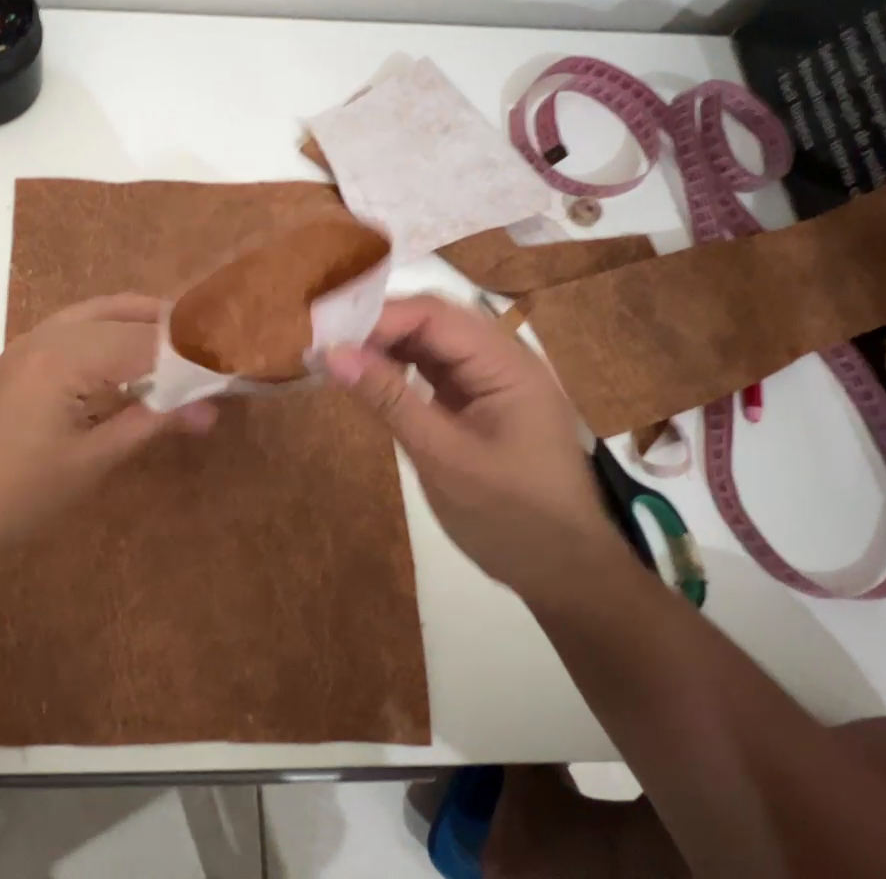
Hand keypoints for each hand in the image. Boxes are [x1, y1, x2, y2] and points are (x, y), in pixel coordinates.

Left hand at [0, 294, 215, 552]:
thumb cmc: (24, 492)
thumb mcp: (93, 460)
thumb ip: (152, 424)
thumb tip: (210, 410)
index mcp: (63, 359)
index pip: (142, 340)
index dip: (188, 351)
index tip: (226, 361)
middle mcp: (45, 337)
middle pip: (121, 315)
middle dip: (167, 329)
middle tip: (211, 347)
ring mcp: (27, 343)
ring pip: (94, 313)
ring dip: (137, 323)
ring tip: (180, 347)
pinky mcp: (19, 356)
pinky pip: (72, 328)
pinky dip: (107, 332)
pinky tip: (130, 357)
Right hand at [323, 295, 625, 599]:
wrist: (564, 571)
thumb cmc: (510, 516)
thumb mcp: (442, 457)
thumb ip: (388, 400)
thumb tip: (330, 353)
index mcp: (506, 364)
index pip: (432, 315)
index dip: (375, 318)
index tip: (323, 337)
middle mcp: (501, 360)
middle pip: (431, 320)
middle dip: (375, 327)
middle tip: (321, 347)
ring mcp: (491, 382)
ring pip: (430, 343)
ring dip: (382, 347)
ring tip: (334, 361)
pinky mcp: (478, 404)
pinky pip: (432, 370)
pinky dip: (397, 370)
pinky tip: (366, 381)